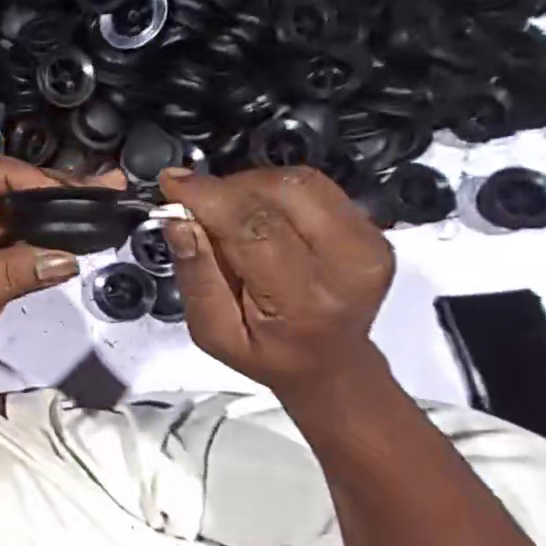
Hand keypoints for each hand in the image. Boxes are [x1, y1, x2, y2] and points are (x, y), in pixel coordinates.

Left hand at [0, 157, 120, 370]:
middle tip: (95, 189)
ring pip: (29, 208)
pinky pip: (36, 234)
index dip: (19, 175)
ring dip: (62, 206)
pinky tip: (85, 229)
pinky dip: (60, 231)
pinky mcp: (6, 252)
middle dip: (52, 186)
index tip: (54, 191)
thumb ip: (19, 271)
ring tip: (100, 201)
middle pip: (13, 186)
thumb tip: (67, 259)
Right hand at [156, 166, 395, 403]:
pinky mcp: (372, 229)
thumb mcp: (213, 332)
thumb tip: (178, 221)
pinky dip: (274, 190)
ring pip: (297, 182)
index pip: (254, 228)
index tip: (173, 184)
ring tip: (227, 213)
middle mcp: (347, 265)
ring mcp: (367, 242)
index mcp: (304, 301)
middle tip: (196, 208)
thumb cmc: (266, 354)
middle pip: (278, 194)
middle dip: (226, 190)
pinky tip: (258, 214)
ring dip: (249, 186)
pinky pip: (315, 188)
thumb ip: (196, 276)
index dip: (210, 197)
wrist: (330, 363)